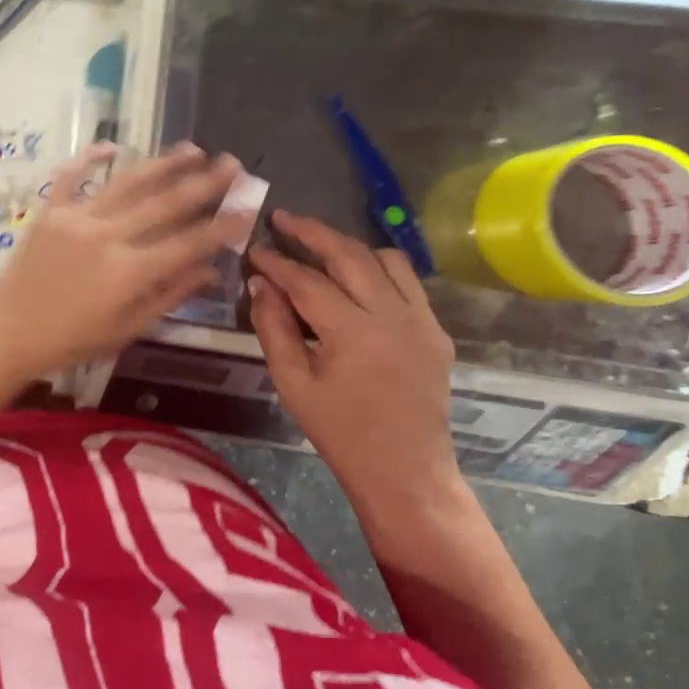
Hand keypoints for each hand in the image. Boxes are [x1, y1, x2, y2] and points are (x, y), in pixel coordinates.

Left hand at [0, 142, 247, 381]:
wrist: (11, 332)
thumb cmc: (73, 340)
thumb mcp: (129, 328)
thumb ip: (170, 294)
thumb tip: (211, 270)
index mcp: (131, 271)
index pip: (189, 242)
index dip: (222, 226)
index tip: (249, 208)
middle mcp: (107, 236)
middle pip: (165, 203)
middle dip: (203, 183)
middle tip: (232, 164)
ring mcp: (75, 219)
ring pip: (126, 183)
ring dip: (161, 164)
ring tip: (191, 149)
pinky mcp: (48, 213)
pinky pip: (70, 177)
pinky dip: (89, 158)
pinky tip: (112, 145)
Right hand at [248, 211, 460, 508]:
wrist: (404, 469)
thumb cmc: (338, 430)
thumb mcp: (291, 382)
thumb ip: (273, 327)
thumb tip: (261, 284)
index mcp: (355, 333)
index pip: (308, 281)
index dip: (276, 262)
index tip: (253, 248)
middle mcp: (395, 317)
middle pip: (352, 256)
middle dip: (314, 233)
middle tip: (282, 219)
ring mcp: (423, 322)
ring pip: (387, 260)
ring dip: (349, 246)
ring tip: (318, 244)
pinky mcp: (435, 331)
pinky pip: (407, 282)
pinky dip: (377, 268)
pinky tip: (353, 275)